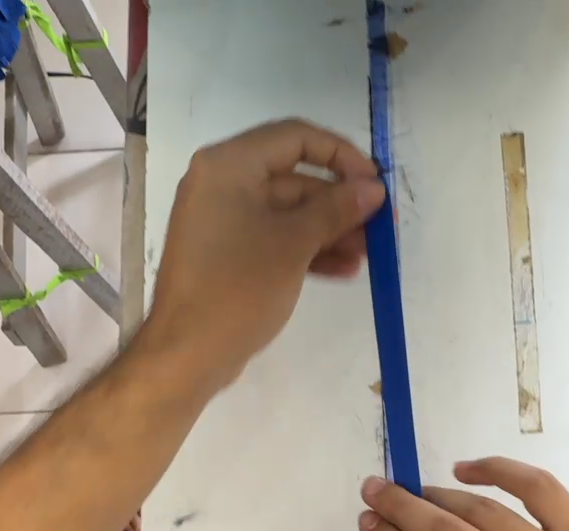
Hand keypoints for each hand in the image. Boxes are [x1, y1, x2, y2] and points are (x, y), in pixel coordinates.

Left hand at [142, 119, 386, 387]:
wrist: (187, 354)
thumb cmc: (238, 289)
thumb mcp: (293, 245)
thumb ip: (335, 210)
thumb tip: (373, 189)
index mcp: (228, 166)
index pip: (296, 138)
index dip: (342, 156)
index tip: (375, 184)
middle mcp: (222, 186)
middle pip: (293, 179)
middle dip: (339, 203)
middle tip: (381, 226)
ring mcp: (223, 224)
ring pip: (287, 215)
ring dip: (329, 231)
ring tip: (369, 254)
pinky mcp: (228, 258)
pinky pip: (273, 242)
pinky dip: (306, 252)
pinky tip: (344, 270)